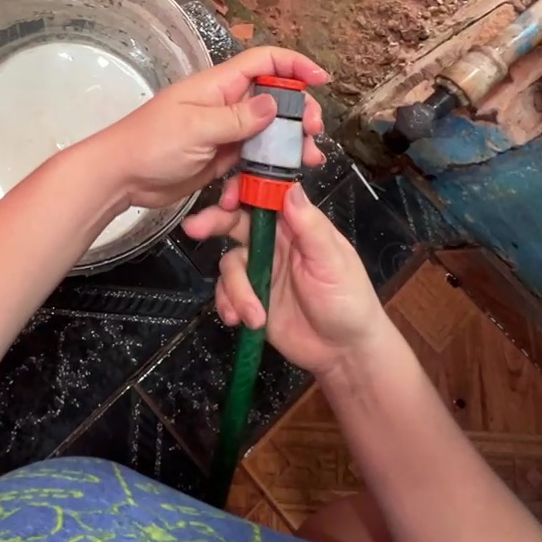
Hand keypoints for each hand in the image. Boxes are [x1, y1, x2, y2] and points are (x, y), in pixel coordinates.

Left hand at [75, 47, 329, 209]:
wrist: (121, 177)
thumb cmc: (152, 144)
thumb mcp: (196, 128)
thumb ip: (237, 118)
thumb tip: (275, 103)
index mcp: (218, 86)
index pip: (263, 62)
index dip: (294, 65)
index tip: (321, 80)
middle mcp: (225, 104)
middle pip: (273, 98)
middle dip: (298, 112)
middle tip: (312, 134)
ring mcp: (224, 132)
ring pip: (268, 131)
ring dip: (289, 144)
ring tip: (306, 161)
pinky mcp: (221, 158)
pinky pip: (253, 158)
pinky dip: (267, 168)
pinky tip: (276, 183)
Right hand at [183, 183, 393, 376]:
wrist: (343, 353)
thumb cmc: (348, 299)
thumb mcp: (333, 261)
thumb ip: (310, 226)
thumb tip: (291, 188)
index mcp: (294, 225)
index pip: (263, 196)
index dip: (242, 192)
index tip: (226, 199)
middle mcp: (272, 242)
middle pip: (234, 221)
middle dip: (213, 222)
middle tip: (194, 228)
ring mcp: (259, 270)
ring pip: (229, 263)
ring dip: (235, 289)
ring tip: (253, 315)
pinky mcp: (249, 297)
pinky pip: (225, 292)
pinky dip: (228, 304)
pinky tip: (241, 320)